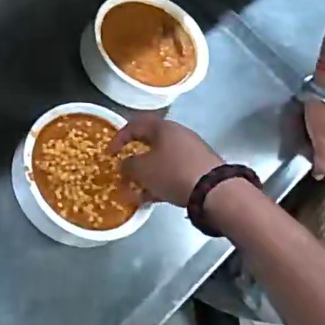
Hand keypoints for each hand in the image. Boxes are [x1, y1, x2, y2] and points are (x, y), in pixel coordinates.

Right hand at [110, 114, 225, 206]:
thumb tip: (125, 164)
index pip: (135, 126)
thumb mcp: (142, 169)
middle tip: (124, 173)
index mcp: (163, 128)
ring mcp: (191, 152)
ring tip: (137, 192)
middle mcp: (178, 135)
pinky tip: (153, 198)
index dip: (118, 138)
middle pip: (150, 144)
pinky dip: (161, 182)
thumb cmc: (172, 172)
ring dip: (147, 175)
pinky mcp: (200, 168)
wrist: (215, 191)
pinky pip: (174, 172)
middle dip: (134, 161)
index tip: (109, 153)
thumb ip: (128, 165)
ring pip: (161, 161)